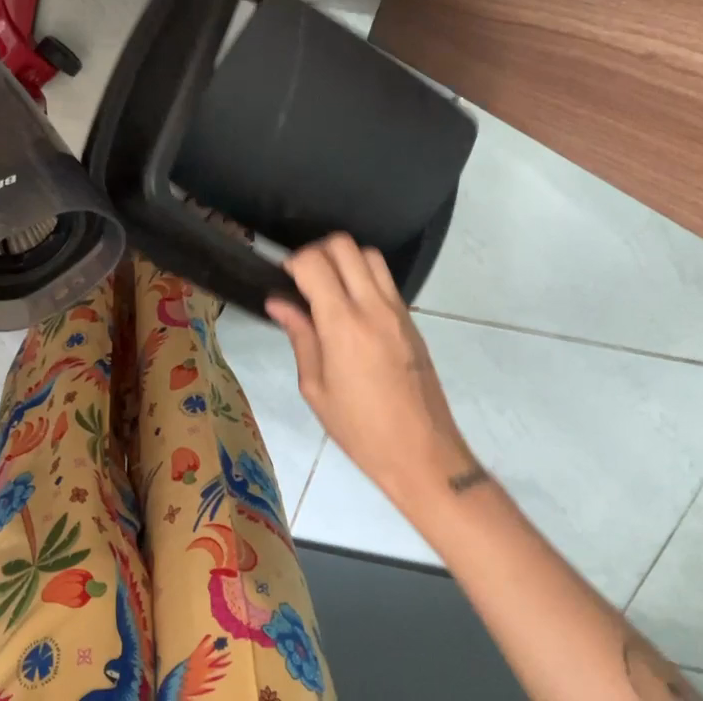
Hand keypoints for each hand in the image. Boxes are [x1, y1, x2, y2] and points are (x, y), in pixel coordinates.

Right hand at [266, 234, 481, 509]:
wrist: (423, 455)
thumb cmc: (360, 429)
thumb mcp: (315, 387)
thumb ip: (300, 337)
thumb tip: (279, 302)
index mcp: (343, 326)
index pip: (314, 263)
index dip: (292, 262)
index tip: (282, 280)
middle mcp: (374, 309)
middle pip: (345, 246)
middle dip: (317, 252)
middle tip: (302, 278)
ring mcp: (398, 313)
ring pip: (370, 256)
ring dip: (344, 260)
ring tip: (327, 287)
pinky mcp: (412, 322)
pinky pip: (385, 281)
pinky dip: (363, 278)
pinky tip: (349, 308)